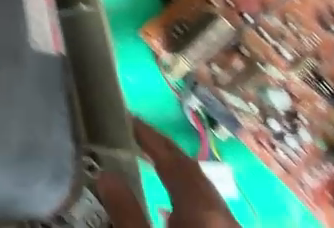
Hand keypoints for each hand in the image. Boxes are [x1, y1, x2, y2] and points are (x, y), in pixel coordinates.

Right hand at [96, 118, 240, 227]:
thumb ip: (127, 211)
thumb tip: (105, 174)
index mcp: (200, 207)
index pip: (173, 160)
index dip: (149, 136)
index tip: (126, 116)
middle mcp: (220, 211)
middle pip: (191, 169)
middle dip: (163, 147)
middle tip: (134, 130)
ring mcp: (228, 225)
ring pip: (202, 187)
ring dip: (176, 168)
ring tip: (150, 157)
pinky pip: (207, 203)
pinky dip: (186, 189)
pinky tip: (172, 200)